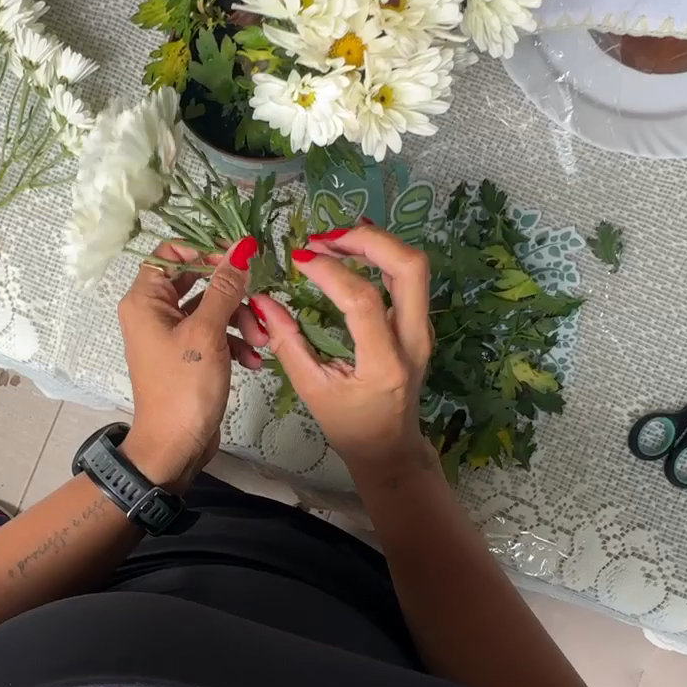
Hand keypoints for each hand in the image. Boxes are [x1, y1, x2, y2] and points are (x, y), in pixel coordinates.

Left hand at [117, 239, 263, 486]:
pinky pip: (213, 336)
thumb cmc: (184, 388)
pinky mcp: (187, 358)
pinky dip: (233, 344)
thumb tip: (241, 247)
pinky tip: (252, 360)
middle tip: (259, 302)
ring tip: (260, 342)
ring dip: (240, 322)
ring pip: (211, 311)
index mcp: (145, 300)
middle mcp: (153, 314)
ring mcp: (170, 337)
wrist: (175, 446)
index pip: (171, 254)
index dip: (205, 253)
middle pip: (197, 283)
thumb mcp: (207, 332)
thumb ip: (224, 288)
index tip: (238, 263)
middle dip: (233, 294)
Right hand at [251, 224, 437, 488]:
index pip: (363, 300)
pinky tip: (351, 251)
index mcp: (385, 364)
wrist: (390, 447)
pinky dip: (380, 256)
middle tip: (323, 240)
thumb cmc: (349, 426)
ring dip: (374, 244)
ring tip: (333, 241)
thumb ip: (288, 344)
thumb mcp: (312, 390)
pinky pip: (408, 278)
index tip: (299, 260)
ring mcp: (423, 329)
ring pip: (413, 266)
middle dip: (366, 240)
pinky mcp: (419, 323)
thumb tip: (263, 301)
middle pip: (408, 266)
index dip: (330, 272)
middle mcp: (413, 341)